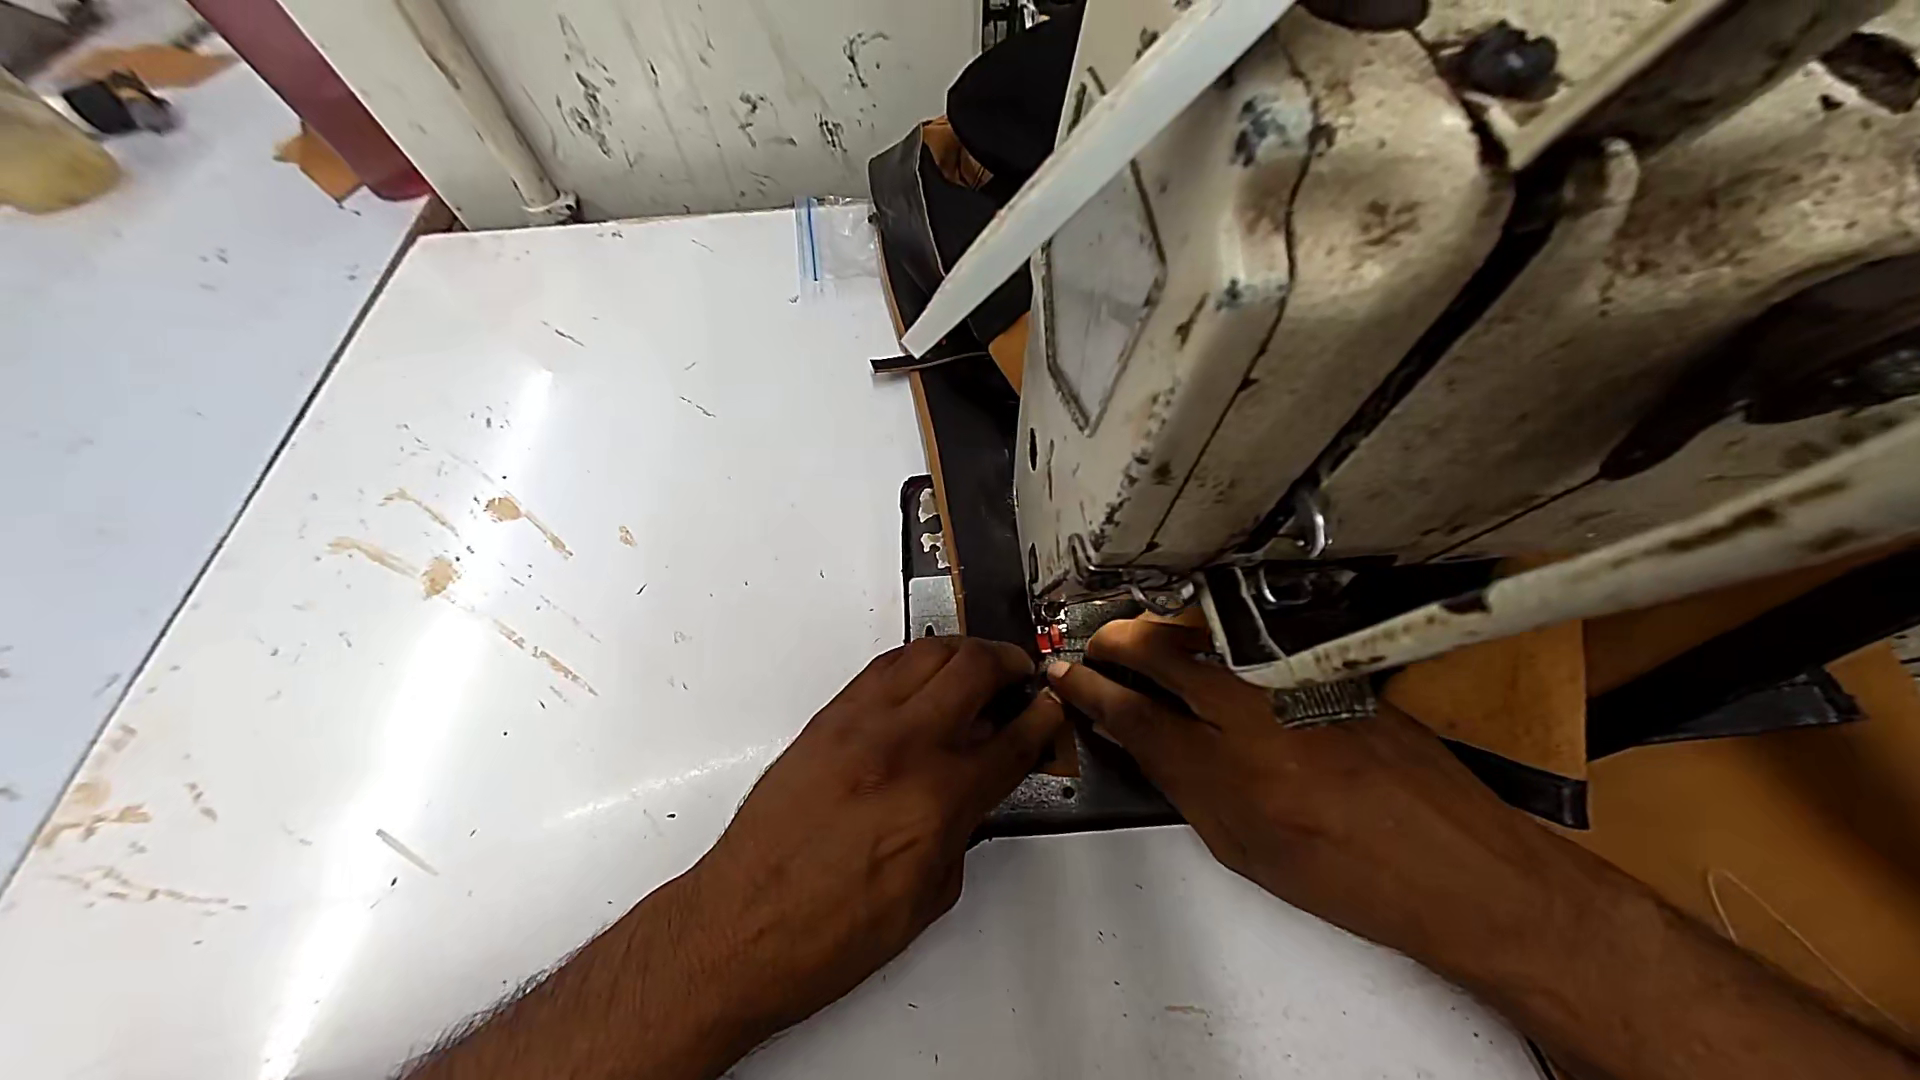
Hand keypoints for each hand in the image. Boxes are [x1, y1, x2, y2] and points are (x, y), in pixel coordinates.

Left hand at [675, 637, 1063, 1061]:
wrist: (739, 927)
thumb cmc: (825, 932)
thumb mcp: (927, 894)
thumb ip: (964, 827)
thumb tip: (979, 788)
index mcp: (937, 801)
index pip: (1010, 741)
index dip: (1040, 720)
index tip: (1048, 708)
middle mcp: (901, 748)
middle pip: (975, 671)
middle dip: (1010, 663)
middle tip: (1021, 673)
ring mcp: (859, 724)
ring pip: (929, 651)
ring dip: (965, 649)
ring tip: (980, 661)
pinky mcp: (827, 719)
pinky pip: (884, 666)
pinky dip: (917, 658)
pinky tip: (927, 671)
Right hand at [1046, 618, 1551, 966]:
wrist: (1461, 868)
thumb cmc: (1348, 877)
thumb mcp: (1240, 845)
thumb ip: (1177, 781)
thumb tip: (1134, 735)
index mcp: (1228, 774)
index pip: (1132, 712)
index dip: (1087, 689)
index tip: (1062, 674)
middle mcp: (1257, 714)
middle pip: (1158, 652)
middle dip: (1112, 642)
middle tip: (1094, 650)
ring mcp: (1296, 681)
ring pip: (1201, 634)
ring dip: (1155, 635)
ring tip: (1136, 648)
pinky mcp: (1328, 665)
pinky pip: (1246, 641)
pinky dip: (1207, 642)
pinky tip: (1200, 655)